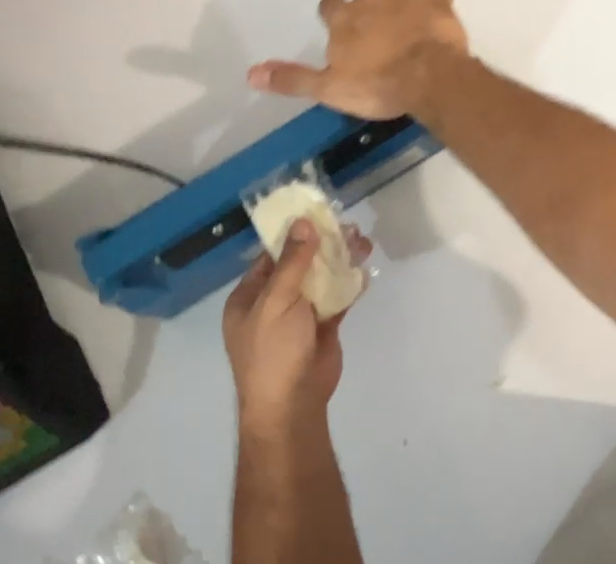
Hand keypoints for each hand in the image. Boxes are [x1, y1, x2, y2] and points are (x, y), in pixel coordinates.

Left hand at [223, 219, 372, 433]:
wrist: (292, 402)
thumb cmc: (273, 350)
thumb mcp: (277, 301)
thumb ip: (293, 262)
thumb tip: (303, 223)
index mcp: (250, 297)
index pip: (272, 255)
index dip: (295, 233)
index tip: (320, 212)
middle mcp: (273, 302)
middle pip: (302, 264)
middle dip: (325, 245)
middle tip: (350, 227)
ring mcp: (299, 315)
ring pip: (322, 279)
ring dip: (342, 261)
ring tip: (364, 244)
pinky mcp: (323, 326)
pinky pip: (337, 298)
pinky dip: (350, 285)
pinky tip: (365, 273)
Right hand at [246, 0, 468, 118]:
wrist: (428, 77)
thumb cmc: (377, 86)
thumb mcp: (329, 89)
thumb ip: (292, 78)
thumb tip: (251, 73)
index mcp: (344, 17)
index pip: (329, 5)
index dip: (335, 17)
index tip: (343, 31)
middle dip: (371, 6)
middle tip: (380, 30)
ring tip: (410, 15)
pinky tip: (441, 9)